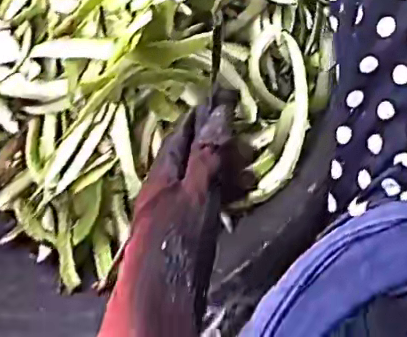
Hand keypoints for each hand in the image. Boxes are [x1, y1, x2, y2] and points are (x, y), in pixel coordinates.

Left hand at [98, 96, 237, 336]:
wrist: (158, 310)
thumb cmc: (177, 243)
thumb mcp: (197, 192)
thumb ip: (207, 153)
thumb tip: (218, 110)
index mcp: (160, 174)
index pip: (182, 130)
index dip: (203, 112)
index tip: (226, 96)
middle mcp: (162, 188)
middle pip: (192, 153)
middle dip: (220, 143)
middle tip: (247, 141)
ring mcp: (170, 211)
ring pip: (200, 176)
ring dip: (225, 169)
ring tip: (248, 173)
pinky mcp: (181, 232)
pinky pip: (204, 197)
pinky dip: (223, 191)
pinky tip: (238, 198)